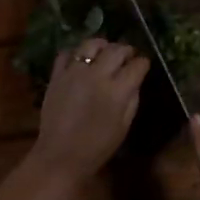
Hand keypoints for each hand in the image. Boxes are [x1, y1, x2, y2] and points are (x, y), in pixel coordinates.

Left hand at [29, 38, 149, 180]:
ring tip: (105, 52)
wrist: (60, 155)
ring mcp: (74, 72)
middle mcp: (97, 75)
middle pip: (116, 50)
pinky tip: (81, 60)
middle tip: (128, 56)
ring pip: (91, 44)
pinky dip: (76, 53)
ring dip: (103, 45)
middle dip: (126, 50)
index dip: (143, 63)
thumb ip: (132, 99)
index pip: (137, 65)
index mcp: (117, 90)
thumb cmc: (97, 146)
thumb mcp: (124, 126)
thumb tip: (134, 80)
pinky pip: (67, 53)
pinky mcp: (56, 75)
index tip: (143, 65)